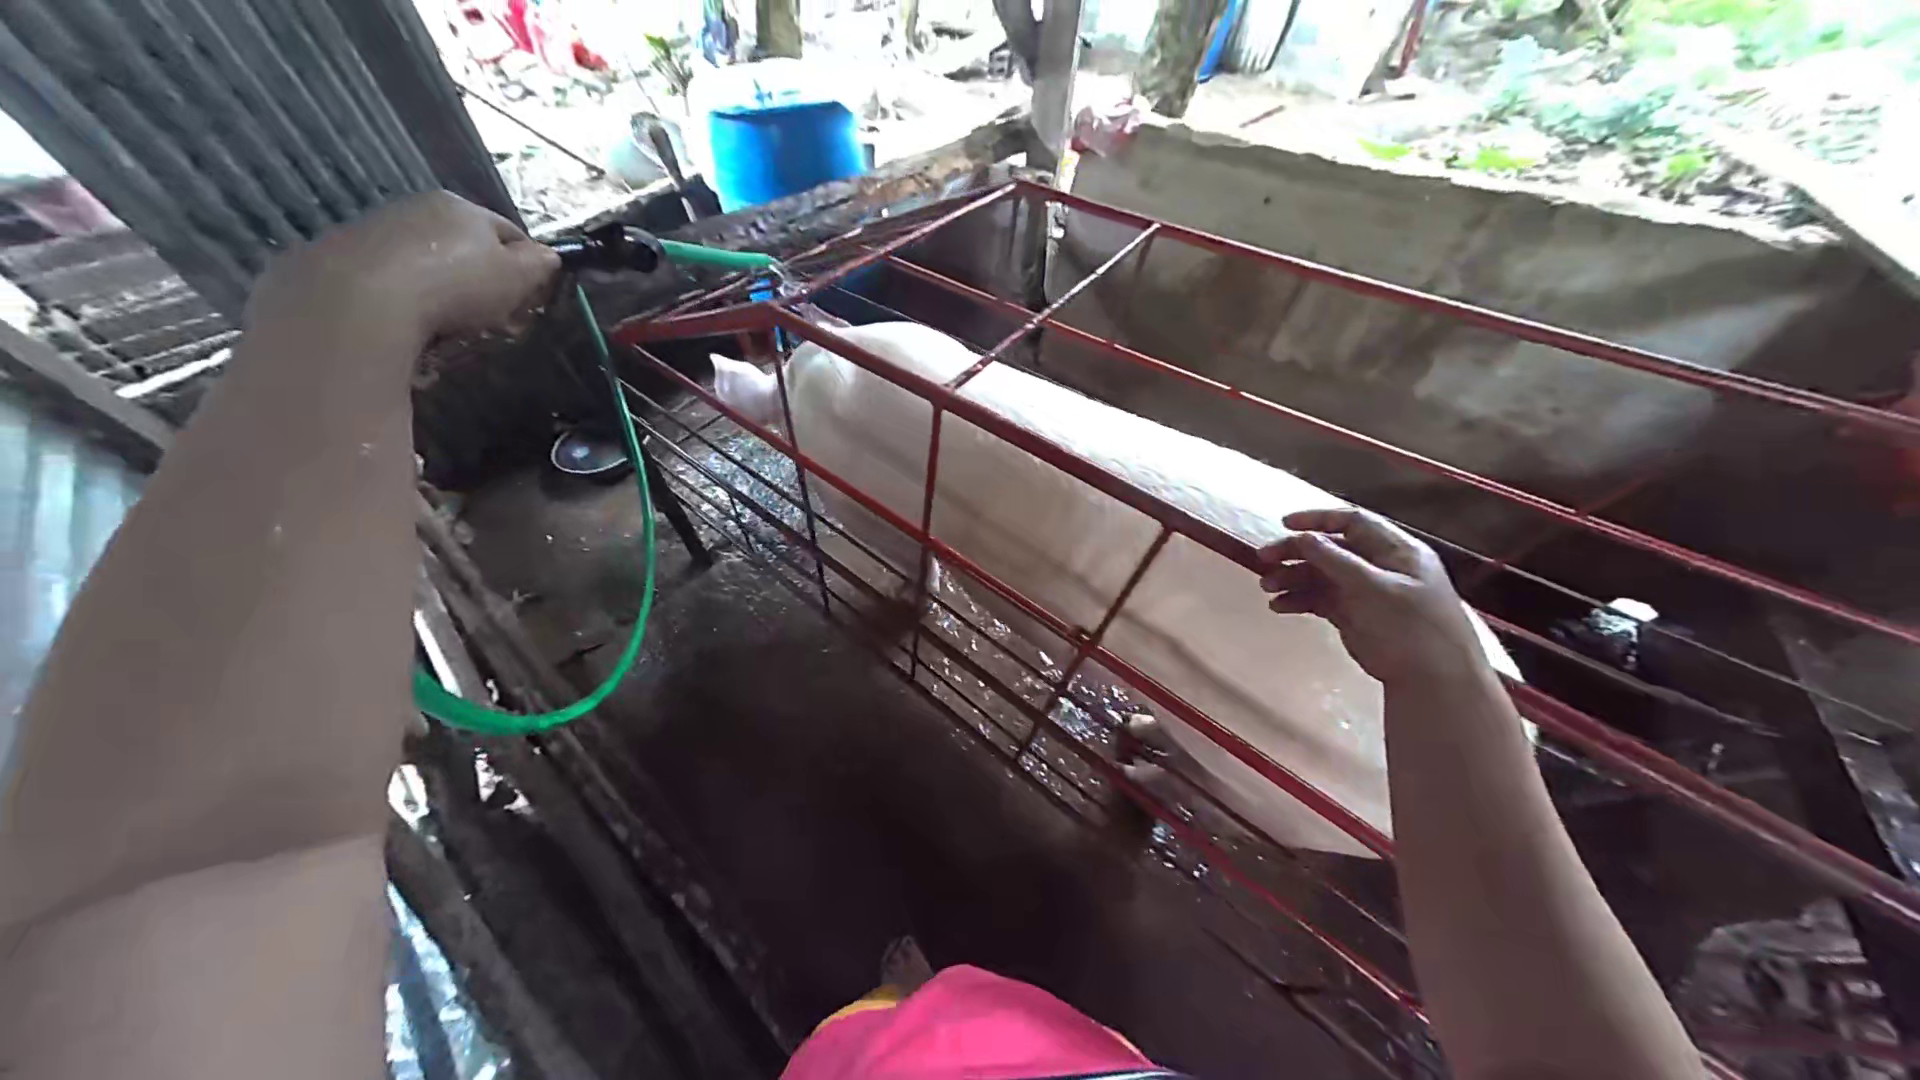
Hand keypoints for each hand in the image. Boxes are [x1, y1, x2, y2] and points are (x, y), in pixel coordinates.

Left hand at [249, 190, 558, 344]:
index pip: (510, 233)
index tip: (530, 299)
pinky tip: (417, 324)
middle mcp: (420, 208)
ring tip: (454, 327)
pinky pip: (399, 281)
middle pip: (469, 249)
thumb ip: (539, 264)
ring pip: (434, 265)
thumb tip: (548, 255)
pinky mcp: (349, 255)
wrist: (364, 297)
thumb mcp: (517, 276)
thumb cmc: (456, 284)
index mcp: (463, 208)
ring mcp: (381, 229)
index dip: (527, 267)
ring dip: (449, 293)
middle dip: (486, 282)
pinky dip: (413, 301)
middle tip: (495, 319)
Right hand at [1256, 509, 1485, 686]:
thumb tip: (1303, 536)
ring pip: (1320, 575)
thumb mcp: (1373, 588)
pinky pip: (1319, 599)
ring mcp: (1364, 591)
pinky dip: (1298, 600)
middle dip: (1295, 552)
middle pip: (1329, 549)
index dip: (1318, 519)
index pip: (1353, 523)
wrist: (1432, 679)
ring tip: (1267, 587)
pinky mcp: (1352, 614)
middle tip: (1263, 558)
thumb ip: (1335, 560)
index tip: (1284, 524)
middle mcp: (1378, 567)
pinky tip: (1279, 607)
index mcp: (1395, 551)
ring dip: (1292, 578)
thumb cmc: (1410, 626)